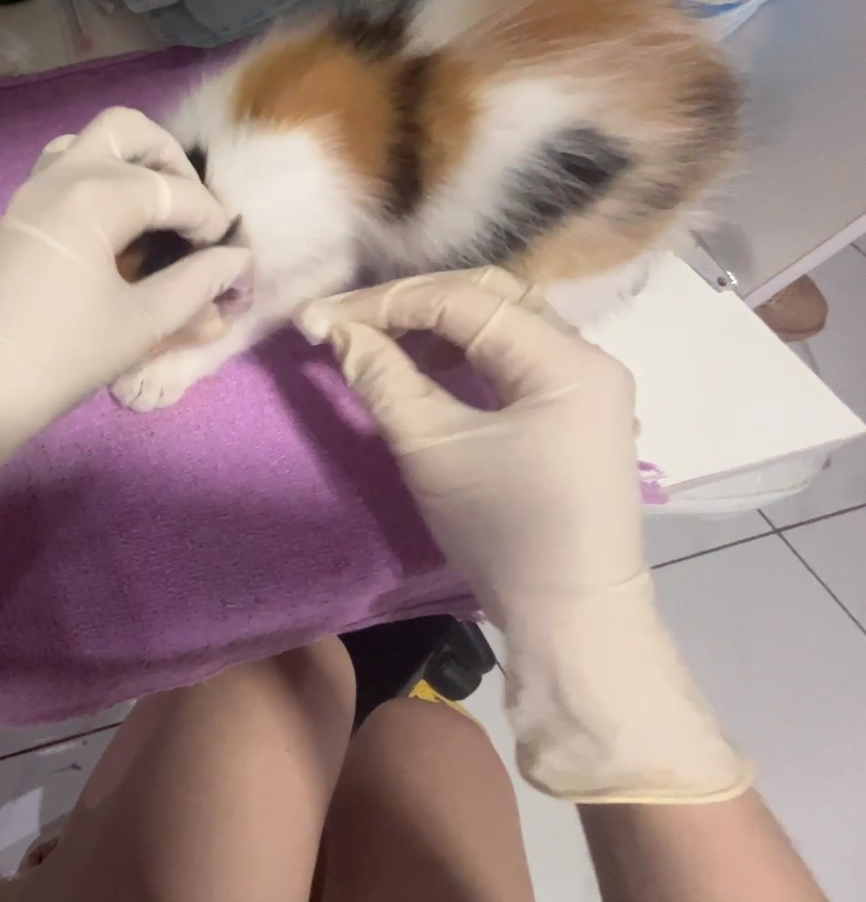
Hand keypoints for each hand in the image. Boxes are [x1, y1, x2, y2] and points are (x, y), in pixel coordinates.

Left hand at [0, 108, 249, 598]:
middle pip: (122, 132)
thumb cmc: (60, 358)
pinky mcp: (4, 227)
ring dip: (121, 164)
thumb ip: (194, 285)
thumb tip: (233, 261)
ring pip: (78, 149)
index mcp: (92, 195)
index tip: (225, 246)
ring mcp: (21, 201)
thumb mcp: (138, 324)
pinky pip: (52, 183)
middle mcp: (54, 181)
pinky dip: (88, 189)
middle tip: (189, 206)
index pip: (170, 188)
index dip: (207, 214)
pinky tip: (105, 237)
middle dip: (167, 158)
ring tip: (148, 212)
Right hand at [299, 268, 750, 803]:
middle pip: (487, 296)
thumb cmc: (500, 525)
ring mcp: (578, 380)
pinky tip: (414, 362)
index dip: (383, 303)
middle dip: (407, 302)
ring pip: (496, 320)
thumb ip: (381, 378)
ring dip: (429, 322)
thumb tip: (331, 329)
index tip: (319, 319)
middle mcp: (582, 355)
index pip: (463, 301)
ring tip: (371, 338)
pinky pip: (503, 352)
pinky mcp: (564, 404)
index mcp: (563, 361)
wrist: (566, 605)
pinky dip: (453, 348)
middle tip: (344, 321)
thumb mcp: (429, 446)